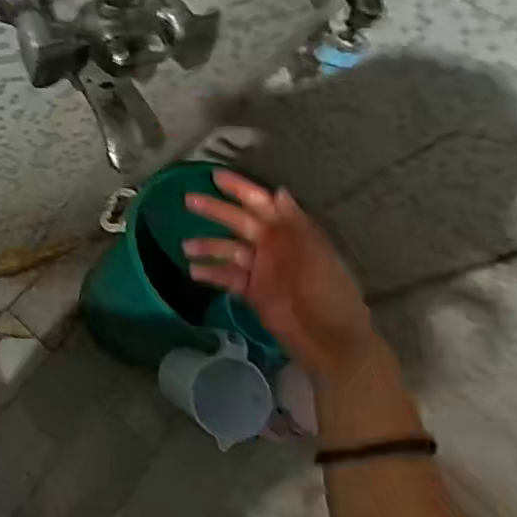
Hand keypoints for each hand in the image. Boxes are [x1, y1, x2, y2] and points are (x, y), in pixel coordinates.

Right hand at [182, 171, 381, 387]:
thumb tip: (278, 191)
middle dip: (215, 210)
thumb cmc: (329, 293)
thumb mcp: (317, 255)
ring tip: (186, 247)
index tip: (215, 176)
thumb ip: (297, 224)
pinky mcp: (251, 291)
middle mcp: (272, 246)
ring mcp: (260, 269)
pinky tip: (194, 272)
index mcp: (289, 233)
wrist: (330, 340)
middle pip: (238, 222)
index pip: (261, 204)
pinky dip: (210, 273)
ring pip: (227, 250)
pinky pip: (226, 277)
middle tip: (188, 200)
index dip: (240, 189)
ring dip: (207, 246)